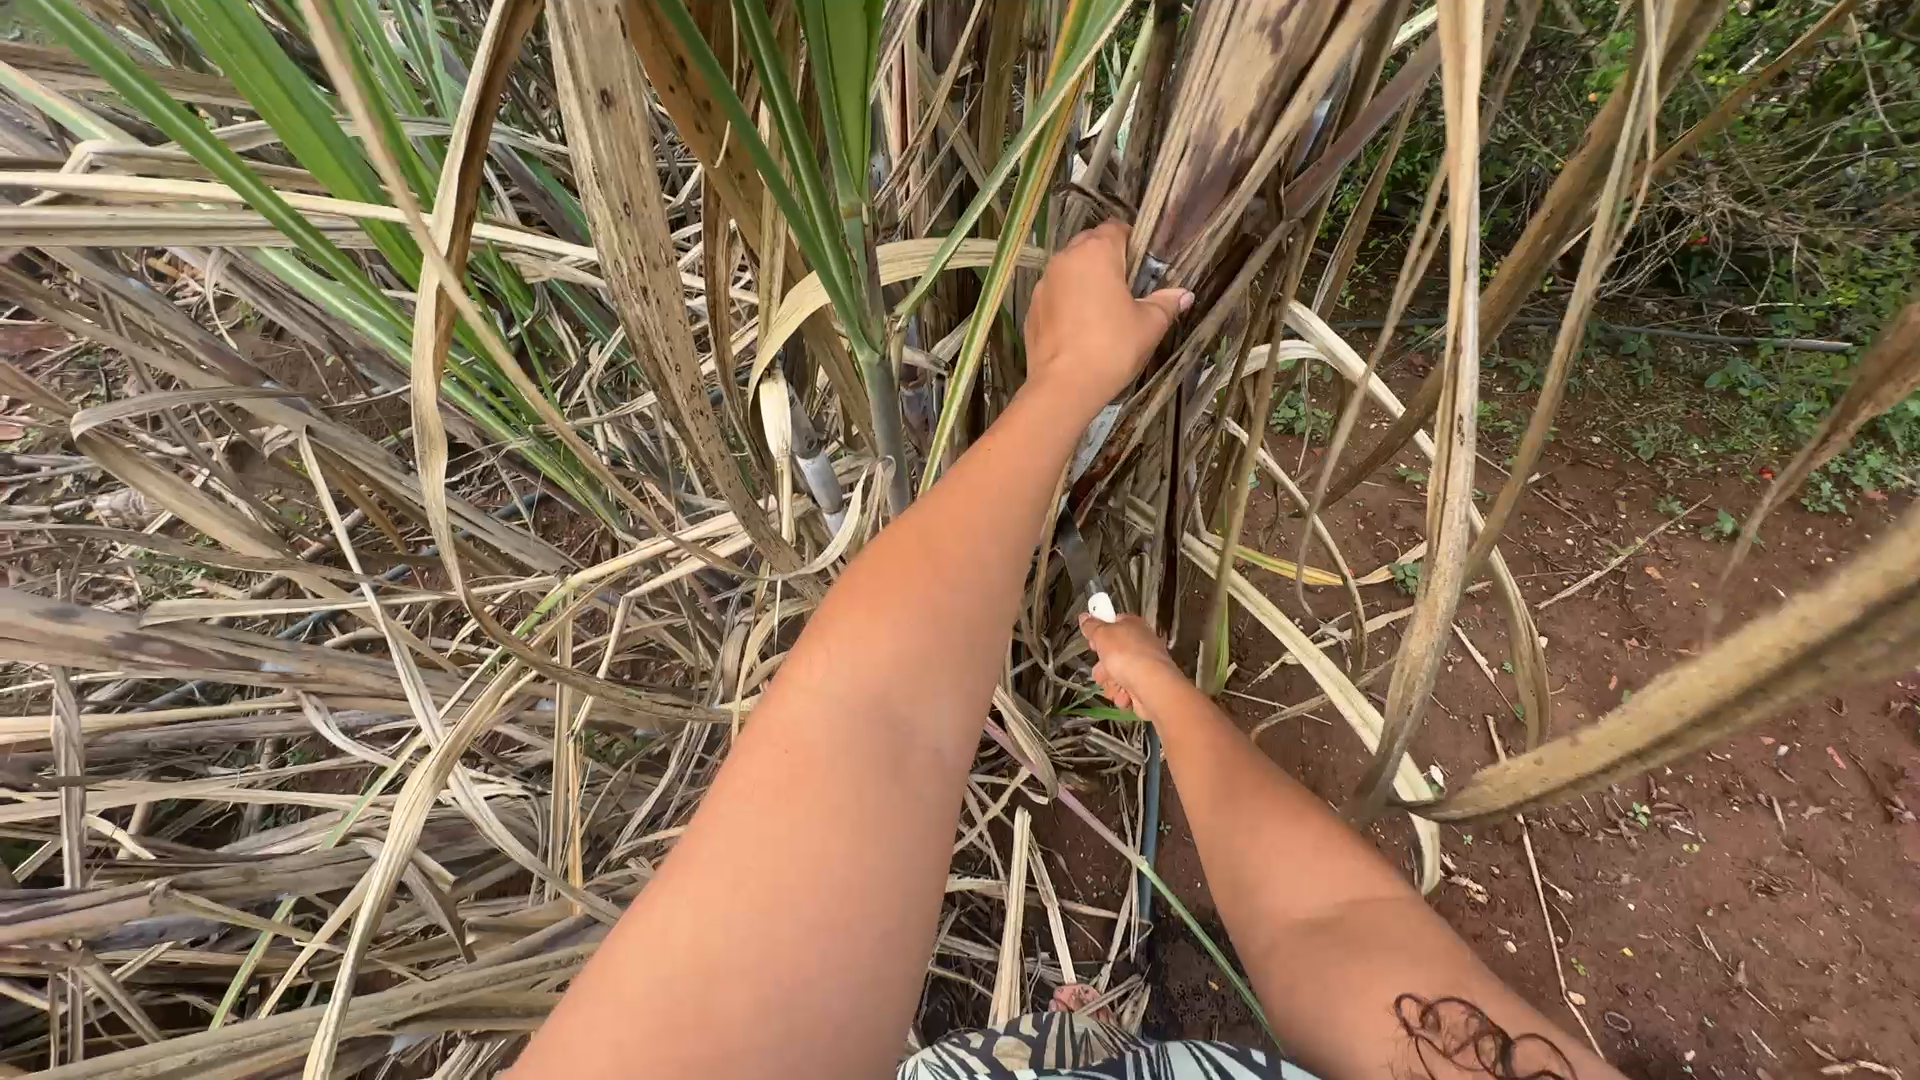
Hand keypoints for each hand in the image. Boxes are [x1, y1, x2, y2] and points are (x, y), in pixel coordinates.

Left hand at [1024, 222, 1193, 411]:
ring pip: (1069, 272)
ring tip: (1101, 312)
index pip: (1116, 229)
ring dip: (1085, 282)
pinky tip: (1079, 330)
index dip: (1132, 244)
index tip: (1142, 268)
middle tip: (1126, 290)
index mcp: (1095, 252)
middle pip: (1089, 246)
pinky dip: (1067, 304)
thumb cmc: (1112, 348)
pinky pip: (1054, 296)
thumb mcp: (1149, 325)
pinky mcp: (1031, 310)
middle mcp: (1064, 260)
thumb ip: (1166, 304)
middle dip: (1107, 261)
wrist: (1063, 387)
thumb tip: (1184, 295)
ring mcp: (1043, 285)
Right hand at [1078, 612, 1179, 713]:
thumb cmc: (1125, 655)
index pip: (1114, 624)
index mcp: (1133, 626)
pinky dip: (1122, 694)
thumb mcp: (1102, 635)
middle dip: (1102, 667)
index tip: (1093, 642)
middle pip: (1113, 654)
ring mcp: (1144, 666)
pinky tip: (1124, 695)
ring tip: (1114, 686)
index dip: (1101, 633)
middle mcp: (1141, 644)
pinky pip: (1126, 690)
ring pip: (1117, 674)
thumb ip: (1092, 627)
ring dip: (1111, 683)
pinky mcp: (1146, 686)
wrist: (1151, 686)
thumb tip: (1085, 616)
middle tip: (1101, 672)